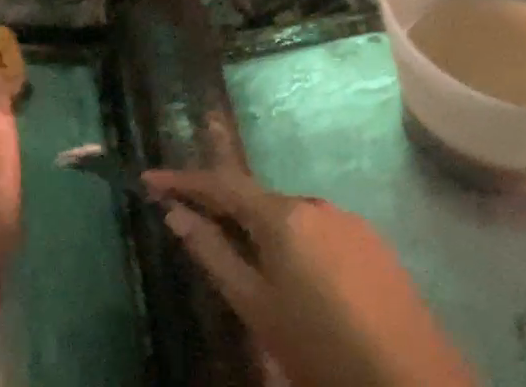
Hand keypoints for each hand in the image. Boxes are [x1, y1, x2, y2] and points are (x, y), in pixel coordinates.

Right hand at [144, 168, 476, 386]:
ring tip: (240, 259)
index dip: (182, 180)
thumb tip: (174, 212)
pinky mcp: (376, 247)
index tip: (149, 178)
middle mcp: (316, 205)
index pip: (220, 183)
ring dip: (259, 227)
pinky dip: (293, 241)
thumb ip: (212, 252)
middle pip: (256, 198)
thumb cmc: (320, 348)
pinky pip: (319, 231)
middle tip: (189, 223)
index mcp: (283, 216)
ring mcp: (352, 224)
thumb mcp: (255, 306)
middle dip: (221, 207)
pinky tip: (293, 276)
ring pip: (289, 216)